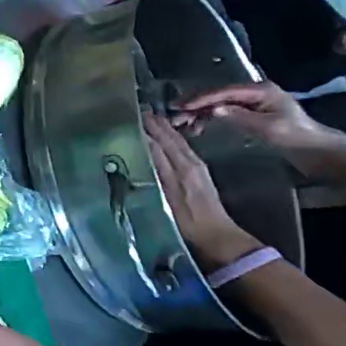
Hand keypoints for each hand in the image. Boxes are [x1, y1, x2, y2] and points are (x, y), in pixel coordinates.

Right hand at [143, 113, 260, 267]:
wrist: (217, 235)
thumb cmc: (185, 223)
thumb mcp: (163, 200)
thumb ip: (152, 176)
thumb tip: (135, 157)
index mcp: (177, 170)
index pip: (156, 142)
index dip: (143, 129)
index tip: (128, 117)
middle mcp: (187, 164)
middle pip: (168, 137)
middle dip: (153, 123)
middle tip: (136, 110)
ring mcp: (195, 166)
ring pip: (177, 140)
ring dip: (163, 127)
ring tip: (149, 117)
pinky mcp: (200, 171)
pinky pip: (183, 148)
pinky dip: (172, 137)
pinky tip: (165, 136)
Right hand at [174, 80, 326, 150]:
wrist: (313, 148)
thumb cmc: (295, 136)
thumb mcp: (268, 127)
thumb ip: (240, 117)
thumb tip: (213, 109)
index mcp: (260, 90)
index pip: (224, 92)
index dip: (201, 99)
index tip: (180, 106)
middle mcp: (252, 92)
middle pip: (216, 95)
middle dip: (194, 105)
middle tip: (173, 116)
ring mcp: (248, 102)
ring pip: (215, 104)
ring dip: (197, 113)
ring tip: (180, 124)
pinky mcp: (246, 112)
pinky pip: (220, 112)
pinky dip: (206, 118)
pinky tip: (195, 128)